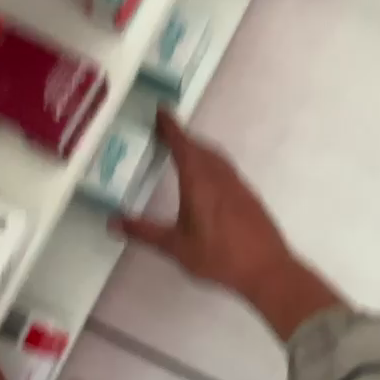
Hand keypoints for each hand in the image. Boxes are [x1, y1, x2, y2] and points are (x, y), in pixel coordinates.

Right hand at [115, 112, 342, 341]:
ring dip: (199, 148)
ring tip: (184, 150)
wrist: (266, 269)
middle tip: (165, 131)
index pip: (183, 146)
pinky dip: (211, 162)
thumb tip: (113, 222)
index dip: (171, 127)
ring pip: (216, 157)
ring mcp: (237, 185)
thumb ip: (144, 233)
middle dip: (182, 136)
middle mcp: (220, 176)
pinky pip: (226, 168)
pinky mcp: (248, 196)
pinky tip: (207, 177)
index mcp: (199, 182)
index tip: (161, 110)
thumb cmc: (218, 256)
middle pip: (200, 147)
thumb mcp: (176, 247)